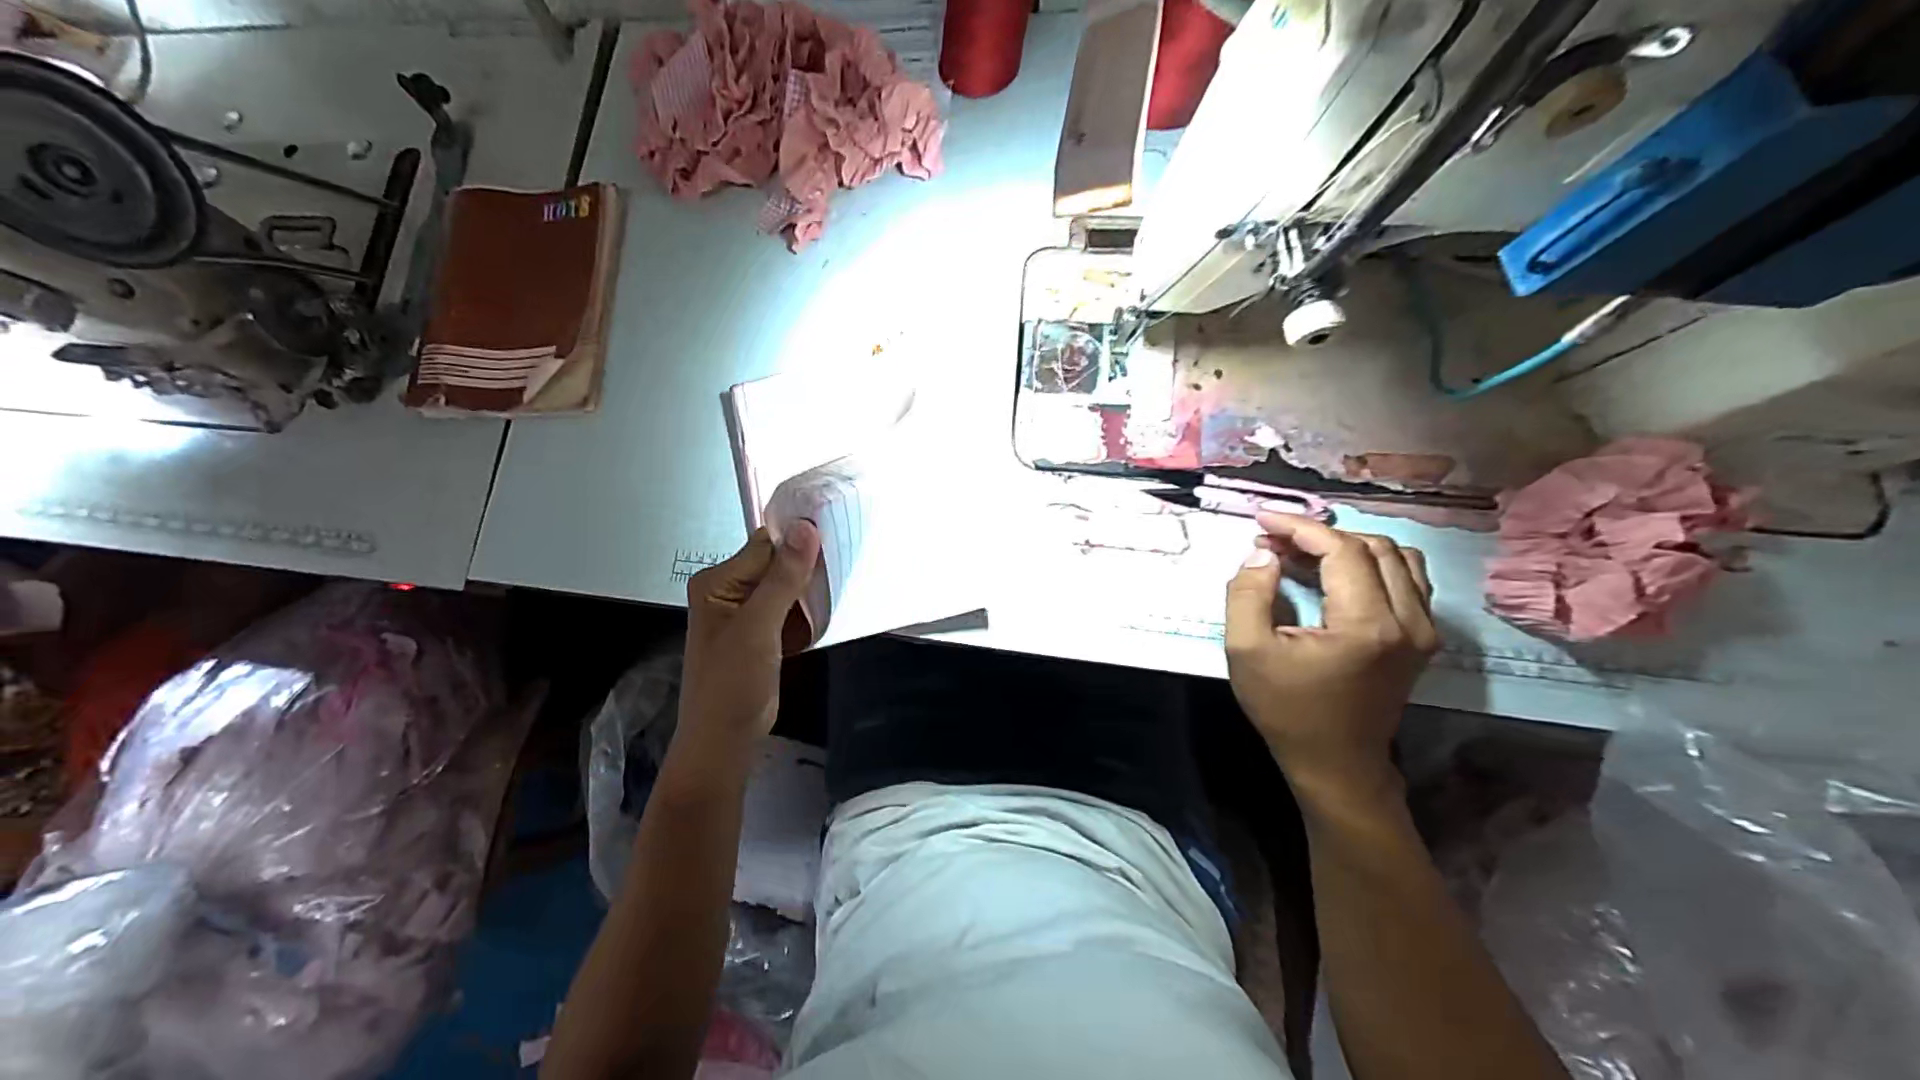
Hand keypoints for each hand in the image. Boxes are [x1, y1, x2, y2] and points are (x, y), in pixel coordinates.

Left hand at [681, 522, 821, 741]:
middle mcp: (730, 591)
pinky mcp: (765, 632)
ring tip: (833, 602)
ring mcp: (748, 613)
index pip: (766, 545)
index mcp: (718, 582)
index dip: (799, 545)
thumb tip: (806, 528)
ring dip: (813, 595)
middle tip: (840, 578)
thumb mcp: (758, 627)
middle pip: (779, 564)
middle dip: (809, 572)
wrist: (725, 740)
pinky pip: (794, 610)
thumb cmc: (731, 685)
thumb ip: (783, 578)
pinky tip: (824, 621)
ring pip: (791, 587)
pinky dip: (810, 615)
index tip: (835, 546)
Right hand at [1224, 513, 1438, 802]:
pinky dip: (1372, 565)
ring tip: (1306, 555)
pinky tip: (1338, 575)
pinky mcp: (1423, 639)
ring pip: (1397, 558)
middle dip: (1320, 535)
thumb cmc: (1287, 710)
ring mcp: (1423, 630)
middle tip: (1276, 542)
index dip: (1300, 527)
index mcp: (1367, 624)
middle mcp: (1409, 620)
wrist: (1335, 763)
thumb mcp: (1246, 651)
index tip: (1263, 520)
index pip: (1341, 550)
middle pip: (1372, 547)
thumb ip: (1247, 594)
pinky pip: (1408, 580)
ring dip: (1350, 547)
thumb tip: (1262, 553)